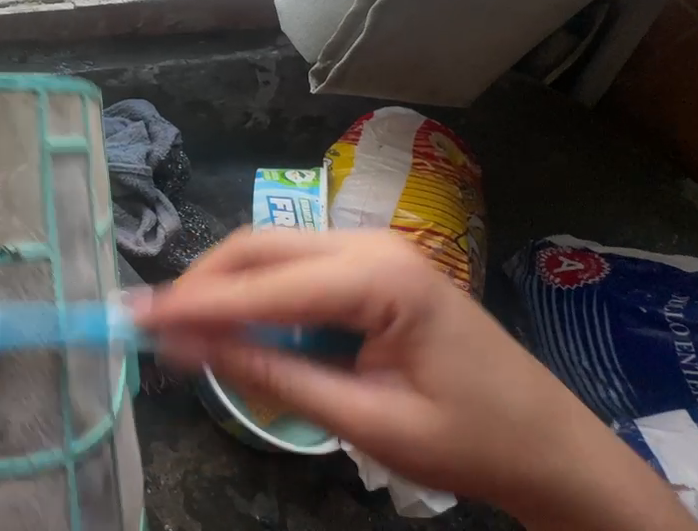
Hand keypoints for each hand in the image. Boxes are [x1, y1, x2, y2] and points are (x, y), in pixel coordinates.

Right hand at [133, 229, 697, 530]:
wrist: (560, 454)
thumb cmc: (476, 445)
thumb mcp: (369, 423)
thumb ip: (273, 378)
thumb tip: (186, 349)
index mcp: (380, 278)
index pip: (263, 285)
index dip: (195, 303)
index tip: (136, 317)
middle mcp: (367, 243)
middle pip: (256, 248)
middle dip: (201, 284)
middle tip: (154, 322)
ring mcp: (368, 247)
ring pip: (265, 250)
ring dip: (221, 284)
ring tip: (185, 325)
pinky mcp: (365, 263)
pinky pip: (288, 264)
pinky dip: (251, 290)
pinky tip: (234, 320)